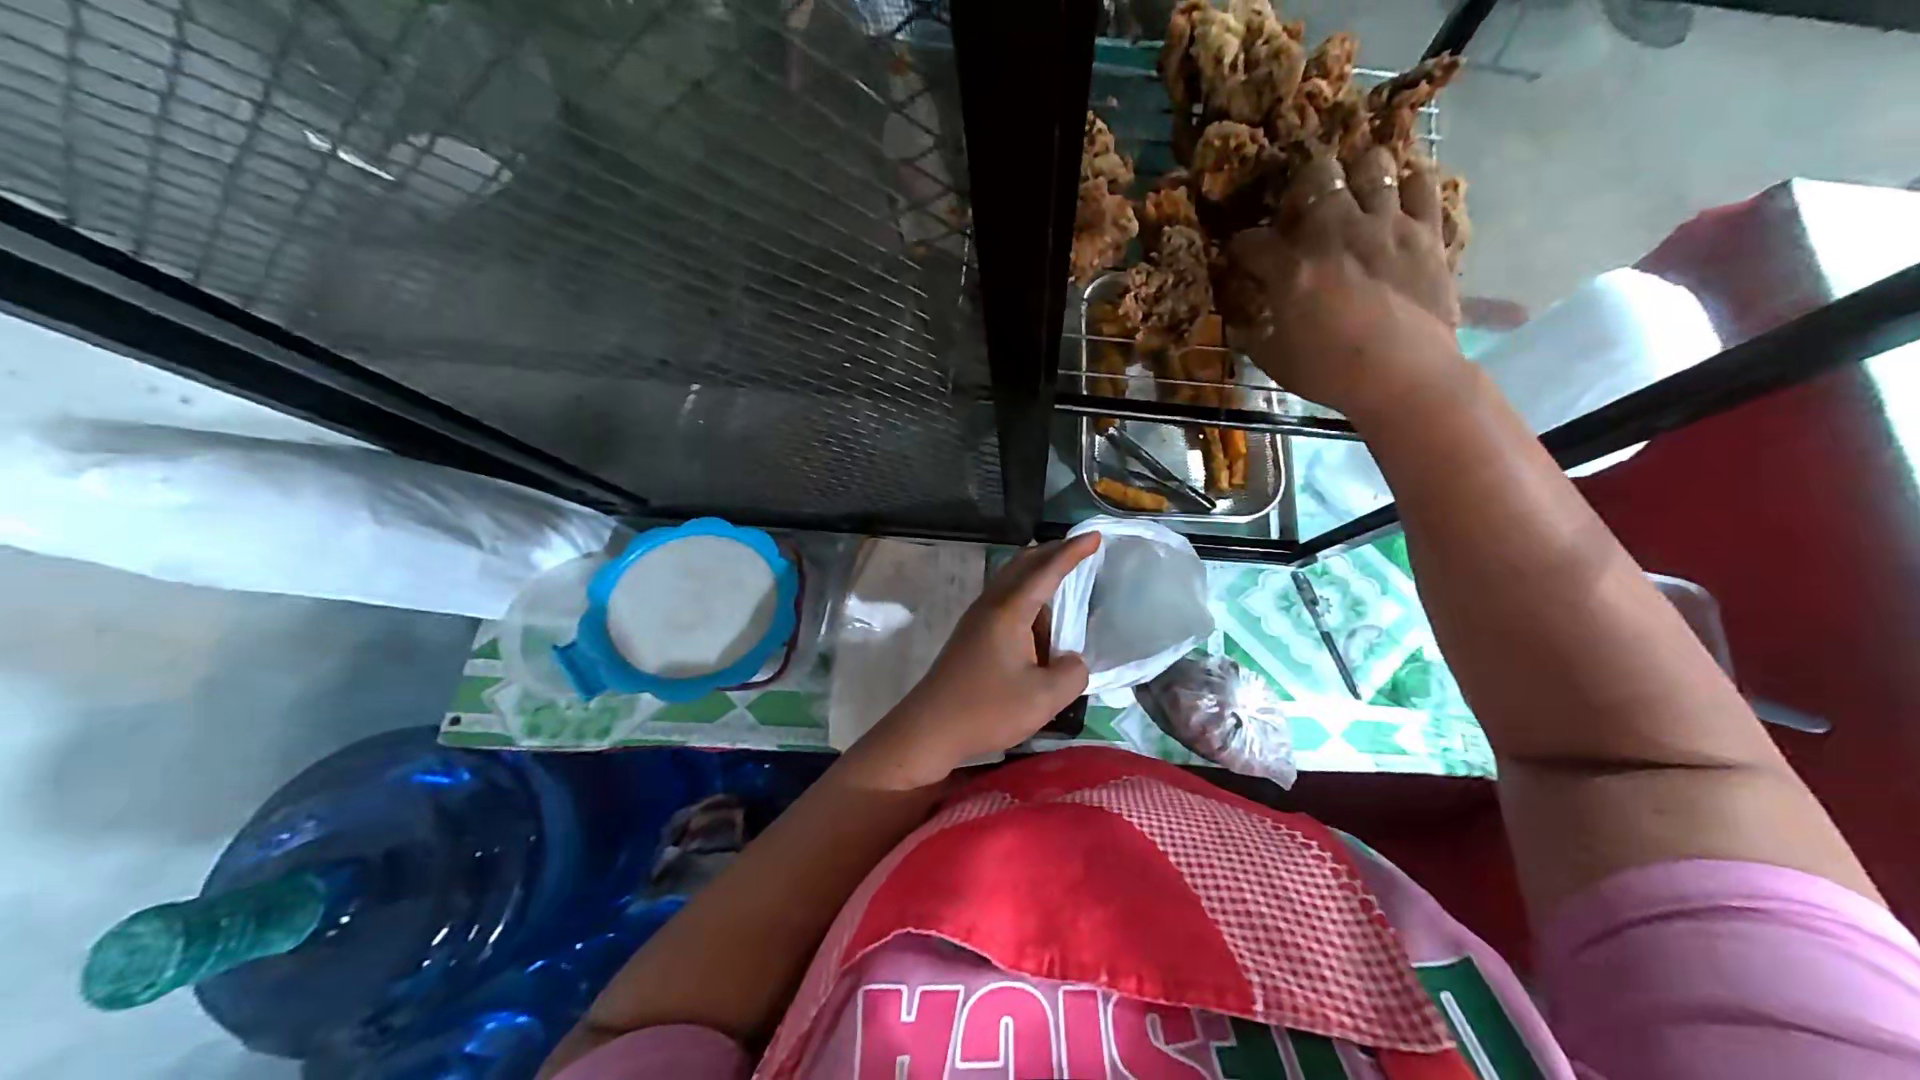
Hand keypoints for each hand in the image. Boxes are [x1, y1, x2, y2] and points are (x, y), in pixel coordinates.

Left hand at [849, 534, 1100, 787]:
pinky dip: (1027, 603)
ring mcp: (976, 620)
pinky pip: (1005, 604)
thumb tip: (1070, 660)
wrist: (928, 730)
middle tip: (1081, 551)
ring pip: (1011, 584)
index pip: (1046, 569)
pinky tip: (1038, 628)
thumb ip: (1072, 673)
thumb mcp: (1045, 698)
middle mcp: (990, 605)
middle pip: (1023, 565)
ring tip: (1066, 595)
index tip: (1094, 536)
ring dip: (1039, 581)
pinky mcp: (970, 637)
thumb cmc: (987, 710)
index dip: (1073, 551)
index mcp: (1009, 610)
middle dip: (1053, 553)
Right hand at [1219, 149, 1467, 419]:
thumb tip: (1241, 321)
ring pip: (1373, 165)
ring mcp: (1385, 225)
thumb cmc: (1331, 374)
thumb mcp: (1275, 360)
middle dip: (1303, 186)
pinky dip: (1410, 184)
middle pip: (1315, 176)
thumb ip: (1254, 333)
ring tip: (1357, 191)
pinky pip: (1422, 184)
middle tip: (1305, 207)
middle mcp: (1335, 232)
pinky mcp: (1427, 231)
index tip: (1242, 257)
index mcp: (1291, 269)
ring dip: (1360, 174)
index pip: (1250, 242)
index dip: (1241, 247)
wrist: (1404, 376)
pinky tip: (1401, 198)